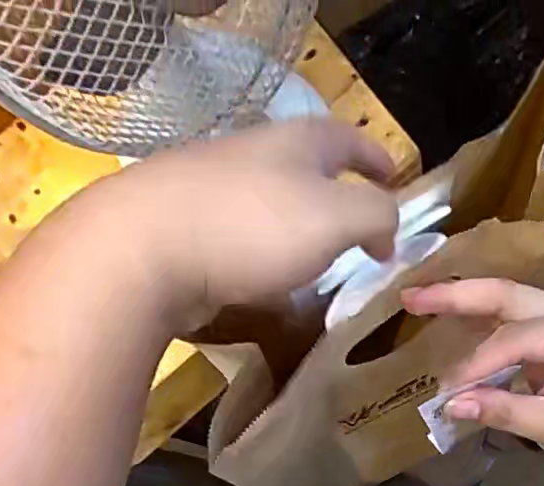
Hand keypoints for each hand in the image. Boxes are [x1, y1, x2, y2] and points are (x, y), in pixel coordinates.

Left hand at [54, 119, 399, 328]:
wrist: (146, 251)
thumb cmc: (254, 227)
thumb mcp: (337, 218)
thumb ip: (377, 217)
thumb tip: (388, 230)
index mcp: (293, 145)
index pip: (346, 139)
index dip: (375, 158)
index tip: (396, 179)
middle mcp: (254, 158)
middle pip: (308, 170)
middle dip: (339, 197)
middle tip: (363, 232)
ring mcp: (217, 193)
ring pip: (276, 208)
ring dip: (303, 233)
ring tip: (323, 265)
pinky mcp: (192, 231)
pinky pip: (246, 242)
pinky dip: (270, 260)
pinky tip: (273, 289)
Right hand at [402, 279, 543, 485]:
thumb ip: (505, 412)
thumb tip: (450, 404)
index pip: (517, 337)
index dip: (477, 362)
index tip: (447, 392)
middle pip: (508, 296)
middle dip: (458, 296)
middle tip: (410, 297)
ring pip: (509, 302)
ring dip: (466, 303)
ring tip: (421, 303)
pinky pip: (514, 326)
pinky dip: (482, 328)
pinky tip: (455, 330)